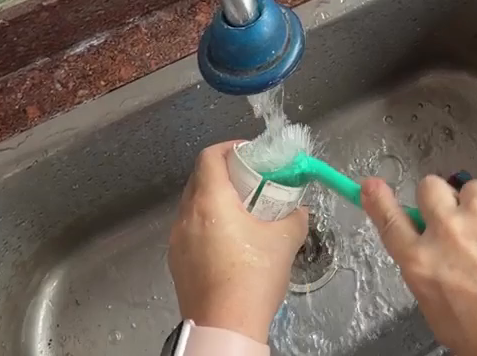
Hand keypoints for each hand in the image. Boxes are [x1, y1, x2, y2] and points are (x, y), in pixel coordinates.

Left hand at [169, 141, 308, 342]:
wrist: (225, 329)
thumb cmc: (253, 277)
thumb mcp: (285, 241)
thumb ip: (295, 217)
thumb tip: (299, 209)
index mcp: (210, 201)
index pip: (210, 156)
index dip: (229, 148)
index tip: (249, 154)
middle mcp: (187, 216)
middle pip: (199, 178)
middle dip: (224, 173)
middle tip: (249, 180)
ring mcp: (177, 242)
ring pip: (193, 205)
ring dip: (214, 200)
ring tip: (241, 211)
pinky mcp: (176, 264)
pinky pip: (190, 230)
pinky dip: (206, 224)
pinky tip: (228, 240)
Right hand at [362, 175, 476, 355]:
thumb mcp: (445, 318)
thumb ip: (431, 277)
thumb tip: (433, 257)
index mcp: (422, 263)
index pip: (390, 222)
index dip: (379, 201)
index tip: (371, 185)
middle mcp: (444, 228)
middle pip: (429, 189)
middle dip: (441, 201)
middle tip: (460, 221)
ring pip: (471, 189)